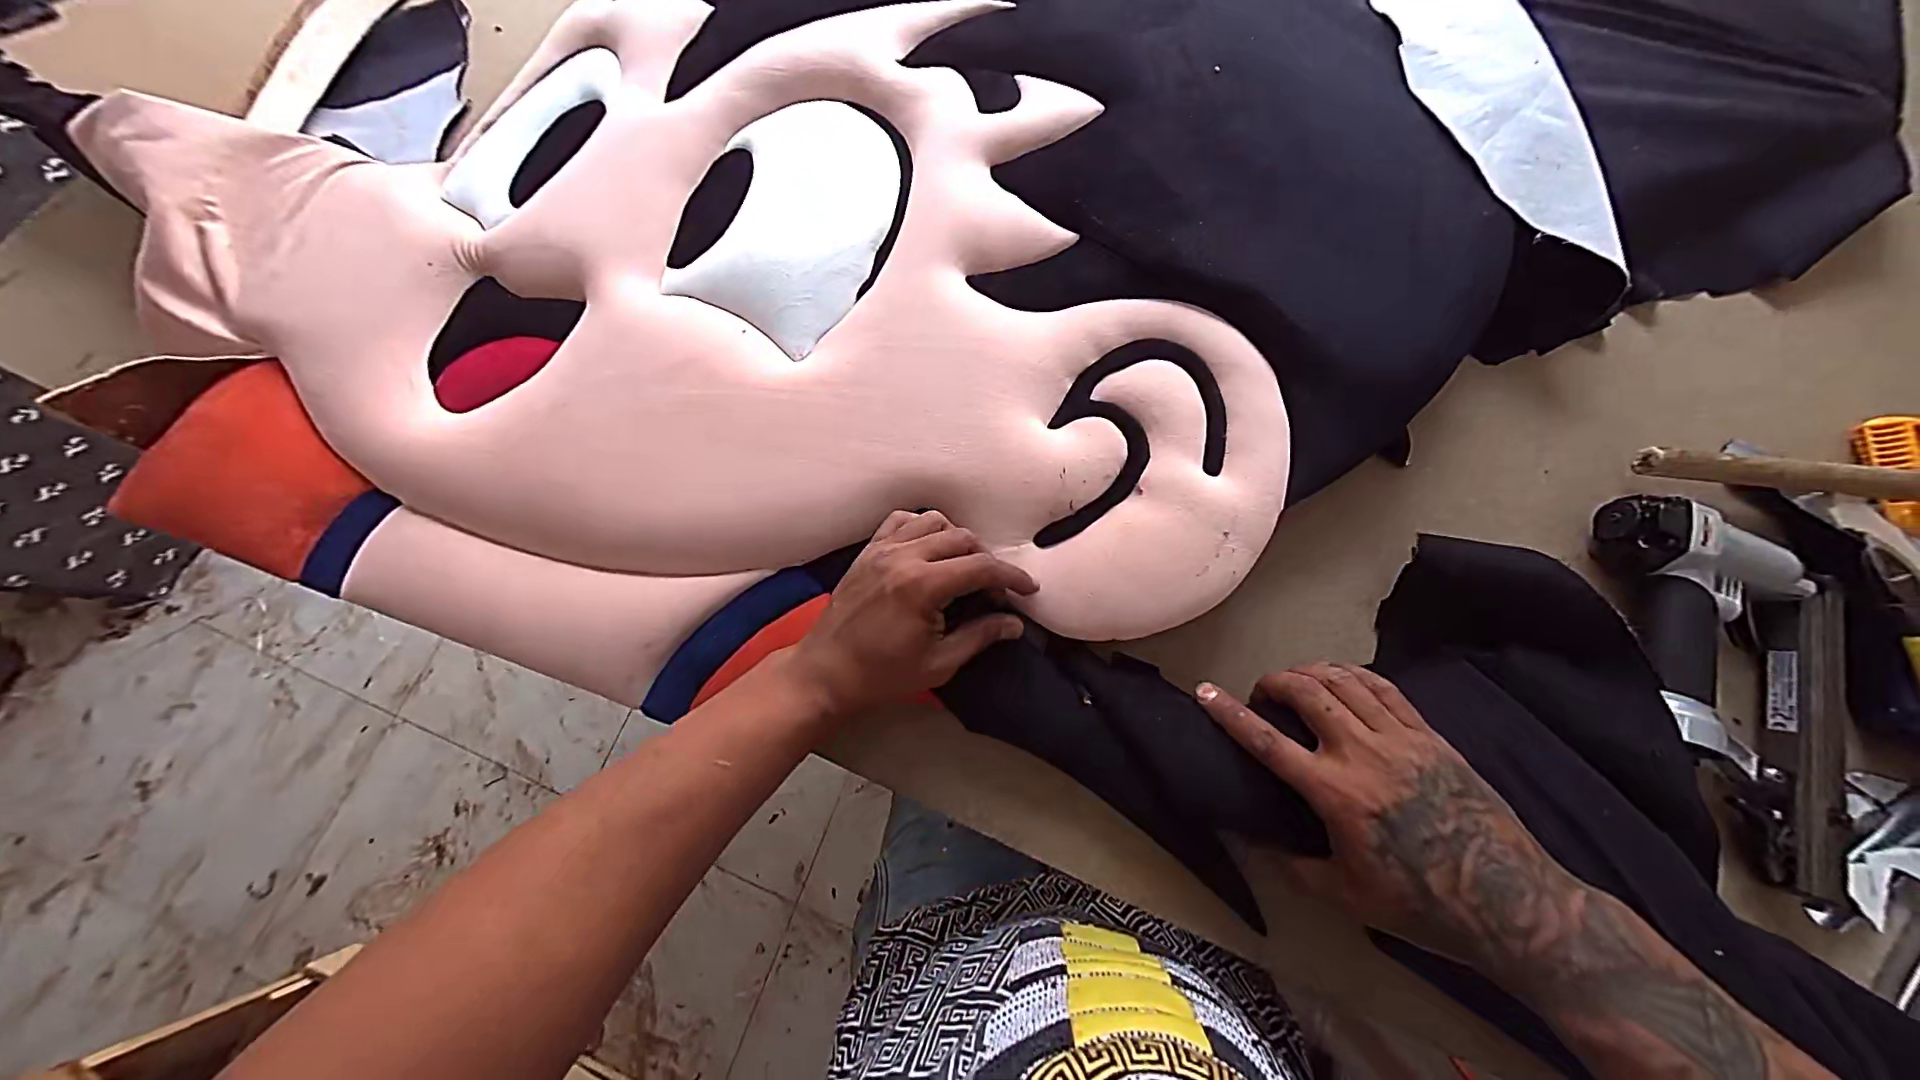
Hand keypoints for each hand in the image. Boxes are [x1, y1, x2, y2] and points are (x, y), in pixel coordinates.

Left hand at [782, 510, 1037, 716]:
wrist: (825, 673)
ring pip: (934, 522)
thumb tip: (1013, 623)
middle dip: (987, 561)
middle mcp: (902, 558)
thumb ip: (980, 636)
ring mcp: (881, 551)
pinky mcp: (867, 552)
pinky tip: (929, 549)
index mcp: (922, 586)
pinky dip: (922, 528)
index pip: (981, 567)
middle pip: (962, 539)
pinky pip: (901, 521)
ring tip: (963, 567)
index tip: (1026, 588)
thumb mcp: (939, 663)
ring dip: (957, 540)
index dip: (1011, 577)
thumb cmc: (879, 675)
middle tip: (993, 590)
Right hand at [1200, 666, 1838, 1079]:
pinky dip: (1353, 675)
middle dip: (1273, 682)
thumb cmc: (1423, 906)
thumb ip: (1293, 864)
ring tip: (1297, 685)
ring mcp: (1402, 739)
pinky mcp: (1432, 736)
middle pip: (1306, 691)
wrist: (1516, 905)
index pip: (1267, 741)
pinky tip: (1343, 684)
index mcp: (1336, 793)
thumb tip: (1253, 841)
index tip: (1204, 691)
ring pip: (1344, 680)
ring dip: (1310, 673)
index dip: (1229, 713)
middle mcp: (1363, 754)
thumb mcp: (1346, 896)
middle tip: (1263, 697)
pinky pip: (1384, 688)